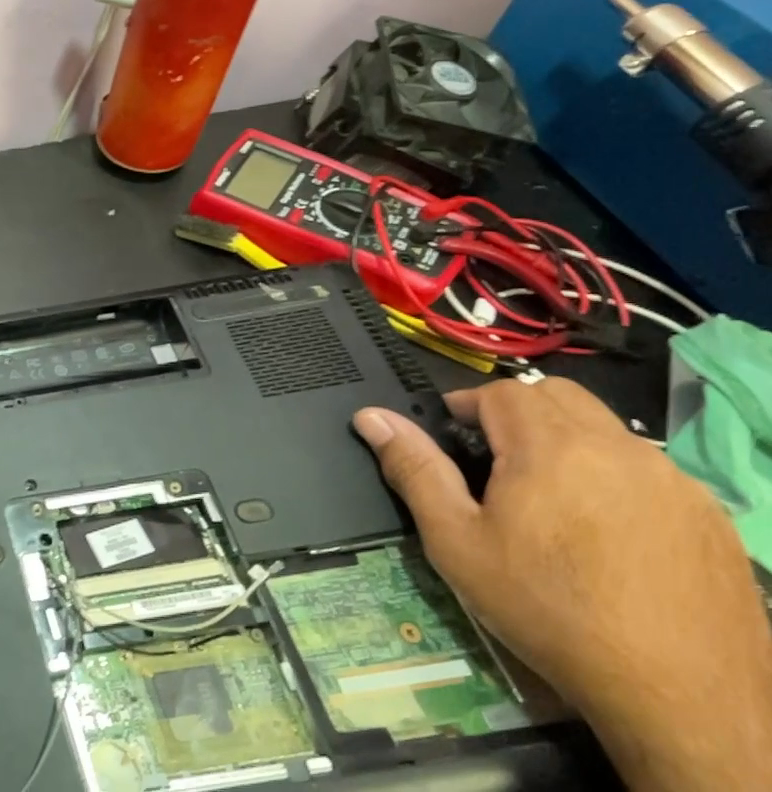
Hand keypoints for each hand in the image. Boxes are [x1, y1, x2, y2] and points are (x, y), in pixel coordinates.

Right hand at [354, 379, 771, 791]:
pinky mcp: (710, 515)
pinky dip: (613, 476)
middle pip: (560, 396)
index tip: (452, 440)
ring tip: (545, 496)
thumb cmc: (545, 608)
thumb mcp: (456, 541)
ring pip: (608, 429)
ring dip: (567, 440)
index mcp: (552, 449)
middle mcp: (619, 449)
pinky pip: (651, 470)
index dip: (468, 406)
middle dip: (517, 411)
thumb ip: (415, 469)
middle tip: (492, 458)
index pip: (503, 392)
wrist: (674, 690)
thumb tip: (372, 417)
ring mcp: (675, 481)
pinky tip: (602, 530)